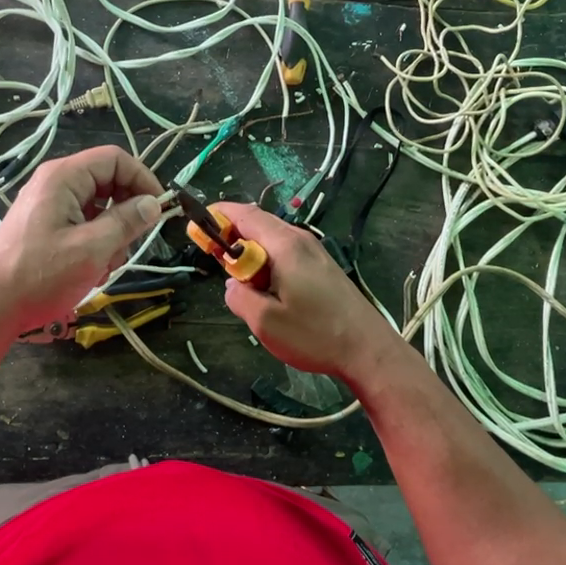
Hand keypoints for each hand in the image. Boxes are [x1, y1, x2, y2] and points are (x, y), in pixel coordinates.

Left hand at [0, 146, 164, 337]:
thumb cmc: (40, 276)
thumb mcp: (92, 249)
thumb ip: (127, 222)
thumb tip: (154, 203)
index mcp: (63, 177)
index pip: (115, 158)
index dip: (142, 178)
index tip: (159, 208)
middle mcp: (54, 183)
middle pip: (107, 181)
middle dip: (126, 212)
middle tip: (130, 244)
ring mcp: (48, 205)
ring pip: (98, 206)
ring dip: (111, 234)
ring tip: (102, 264)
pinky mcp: (45, 226)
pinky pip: (82, 223)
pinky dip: (94, 243)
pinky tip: (90, 269)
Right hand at [215, 203, 402, 382]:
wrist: (368, 350)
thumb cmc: (316, 334)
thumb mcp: (265, 322)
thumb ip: (239, 298)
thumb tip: (232, 284)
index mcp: (285, 245)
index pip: (245, 214)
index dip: (218, 216)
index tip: (197, 226)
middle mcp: (300, 240)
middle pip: (258, 223)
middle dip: (232, 236)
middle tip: (216, 261)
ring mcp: (314, 252)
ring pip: (272, 239)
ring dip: (251, 253)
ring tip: (242, 282)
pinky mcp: (322, 267)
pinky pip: (285, 252)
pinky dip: (267, 262)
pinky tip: (267, 290)